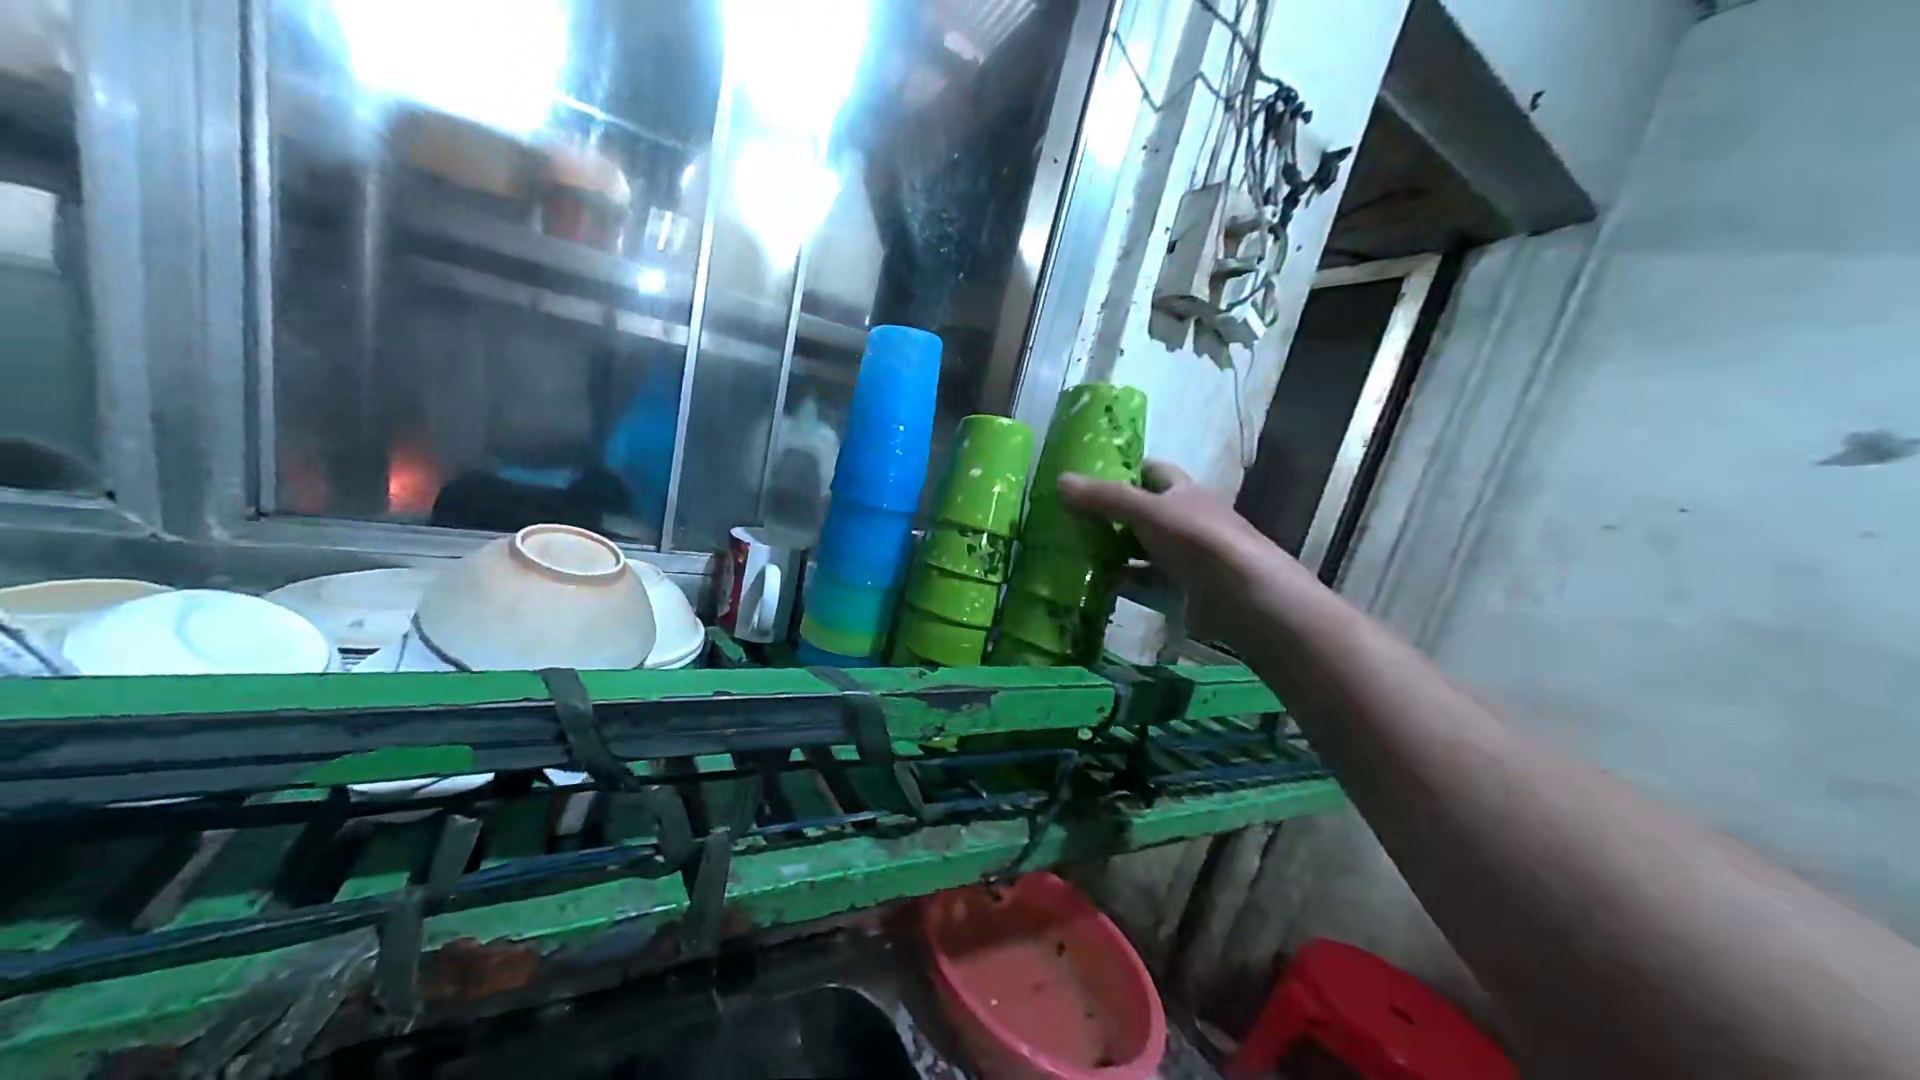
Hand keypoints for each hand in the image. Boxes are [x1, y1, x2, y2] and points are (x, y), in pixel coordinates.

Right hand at [1057, 460, 1292, 642]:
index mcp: (1183, 492)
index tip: (1089, 477)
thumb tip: (1059, 481)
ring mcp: (1184, 557)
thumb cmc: (1197, 540)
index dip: (1125, 470)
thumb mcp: (1147, 511)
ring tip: (1073, 552)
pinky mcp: (1180, 590)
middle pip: (1142, 512)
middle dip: (1110, 514)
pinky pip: (1143, 582)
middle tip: (1070, 518)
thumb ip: (1104, 498)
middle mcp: (1185, 520)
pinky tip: (1095, 584)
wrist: (1243, 596)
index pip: (1152, 471)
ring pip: (1140, 549)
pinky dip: (1121, 582)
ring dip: (1112, 551)